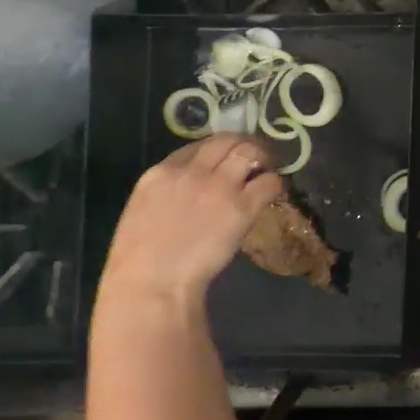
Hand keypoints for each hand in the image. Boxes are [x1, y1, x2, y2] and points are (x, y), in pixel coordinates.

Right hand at [100, 134, 281, 301]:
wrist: (152, 278)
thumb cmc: (143, 251)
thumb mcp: (148, 205)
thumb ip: (174, 187)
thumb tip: (204, 179)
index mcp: (160, 173)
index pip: (199, 145)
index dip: (221, 148)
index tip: (232, 157)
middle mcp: (191, 173)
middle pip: (229, 141)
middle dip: (248, 145)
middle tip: (259, 158)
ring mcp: (219, 188)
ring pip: (252, 153)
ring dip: (265, 160)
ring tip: (267, 172)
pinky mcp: (243, 206)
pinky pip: (271, 182)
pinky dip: (276, 184)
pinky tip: (272, 193)